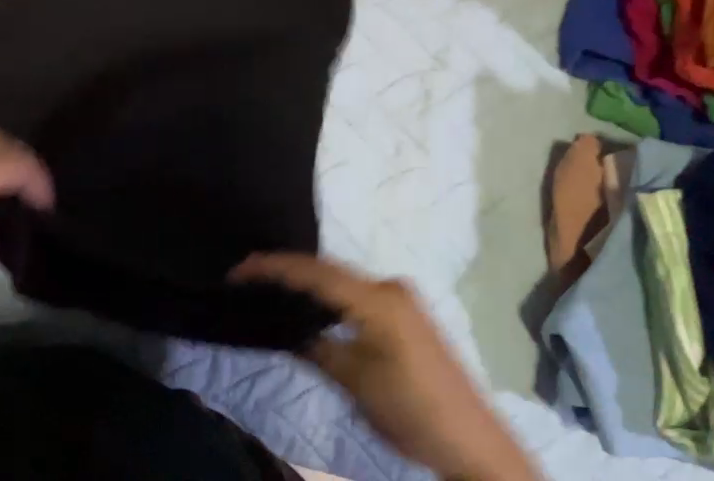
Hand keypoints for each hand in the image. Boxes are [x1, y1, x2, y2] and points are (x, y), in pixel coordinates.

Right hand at [232, 254, 540, 480]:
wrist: (477, 446)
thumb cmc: (413, 412)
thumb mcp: (355, 383)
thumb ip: (315, 348)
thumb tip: (283, 328)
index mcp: (378, 299)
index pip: (313, 271)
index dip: (272, 268)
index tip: (236, 272)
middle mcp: (390, 287)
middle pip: (327, 269)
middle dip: (286, 270)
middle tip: (246, 278)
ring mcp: (402, 299)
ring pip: (341, 279)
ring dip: (307, 281)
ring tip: (268, 288)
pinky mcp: (407, 314)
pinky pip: (356, 292)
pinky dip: (329, 294)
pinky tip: (309, 305)